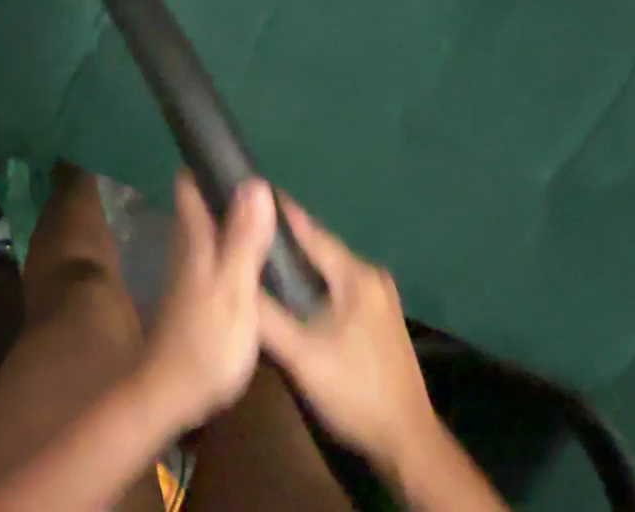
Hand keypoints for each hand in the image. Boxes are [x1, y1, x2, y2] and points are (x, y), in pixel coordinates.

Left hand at [137, 173, 275, 429]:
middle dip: (222, 192)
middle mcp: (186, 252)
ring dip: (228, 221)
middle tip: (263, 186)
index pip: (188, 188)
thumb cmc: (207, 341)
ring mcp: (188, 277)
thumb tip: (254, 182)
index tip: (232, 152)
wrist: (171, 394)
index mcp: (194, 243)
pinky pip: (213, 259)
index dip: (205, 165)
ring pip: (206, 234)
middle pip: (198, 208)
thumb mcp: (235, 290)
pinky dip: (230, 249)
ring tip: (265, 217)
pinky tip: (252, 261)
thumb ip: (244, 239)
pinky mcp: (194, 300)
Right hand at [256, 195, 439, 468]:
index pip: (307, 228)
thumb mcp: (301, 355)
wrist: (407, 443)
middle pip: (314, 245)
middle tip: (235, 229)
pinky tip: (281, 291)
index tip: (237, 190)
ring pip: (322, 267)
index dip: (272, 210)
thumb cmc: (355, 391)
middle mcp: (369, 276)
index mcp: (355, 275)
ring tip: (249, 256)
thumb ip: (265, 314)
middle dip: (276, 238)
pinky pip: (332, 284)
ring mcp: (376, 296)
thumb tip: (227, 277)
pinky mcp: (375, 316)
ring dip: (290, 262)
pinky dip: (306, 282)